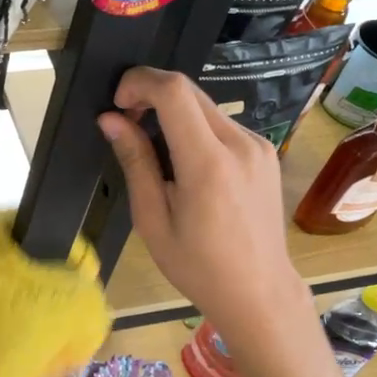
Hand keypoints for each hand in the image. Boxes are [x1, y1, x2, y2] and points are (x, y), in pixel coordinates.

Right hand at [96, 67, 297, 319]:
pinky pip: (222, 124)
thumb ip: (135, 161)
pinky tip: (186, 164)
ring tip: (156, 152)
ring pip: (205, 106)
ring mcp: (259, 146)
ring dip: (173, 112)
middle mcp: (240, 144)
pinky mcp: (266, 152)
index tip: (119, 104)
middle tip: (127, 123)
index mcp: (208, 163)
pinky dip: (195, 129)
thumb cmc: (198, 266)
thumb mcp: (153, 219)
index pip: (174, 91)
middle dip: (151, 94)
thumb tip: (110, 119)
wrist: (260, 293)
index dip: (139, 82)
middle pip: (189, 91)